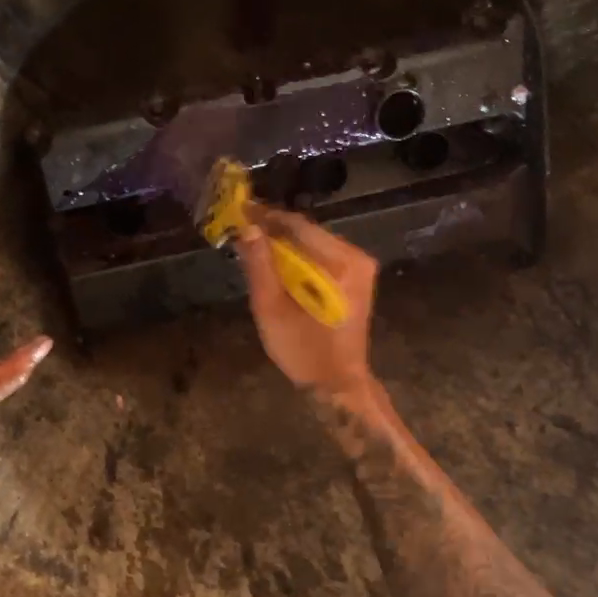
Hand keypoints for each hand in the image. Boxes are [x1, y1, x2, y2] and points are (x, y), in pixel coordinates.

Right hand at [236, 204, 378, 399]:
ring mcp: (359, 266)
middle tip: (240, 231)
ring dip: (283, 243)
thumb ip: (259, 265)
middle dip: (272, 230)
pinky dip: (296, 256)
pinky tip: (275, 264)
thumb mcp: (272, 308)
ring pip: (312, 242)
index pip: (297, 225)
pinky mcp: (356, 277)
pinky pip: (320, 255)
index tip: (237, 212)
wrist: (337, 383)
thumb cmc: (304, 350)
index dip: (265, 217)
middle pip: (306, 231)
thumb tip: (247, 227)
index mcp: (341, 262)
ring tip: (252, 247)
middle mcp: (356, 257)